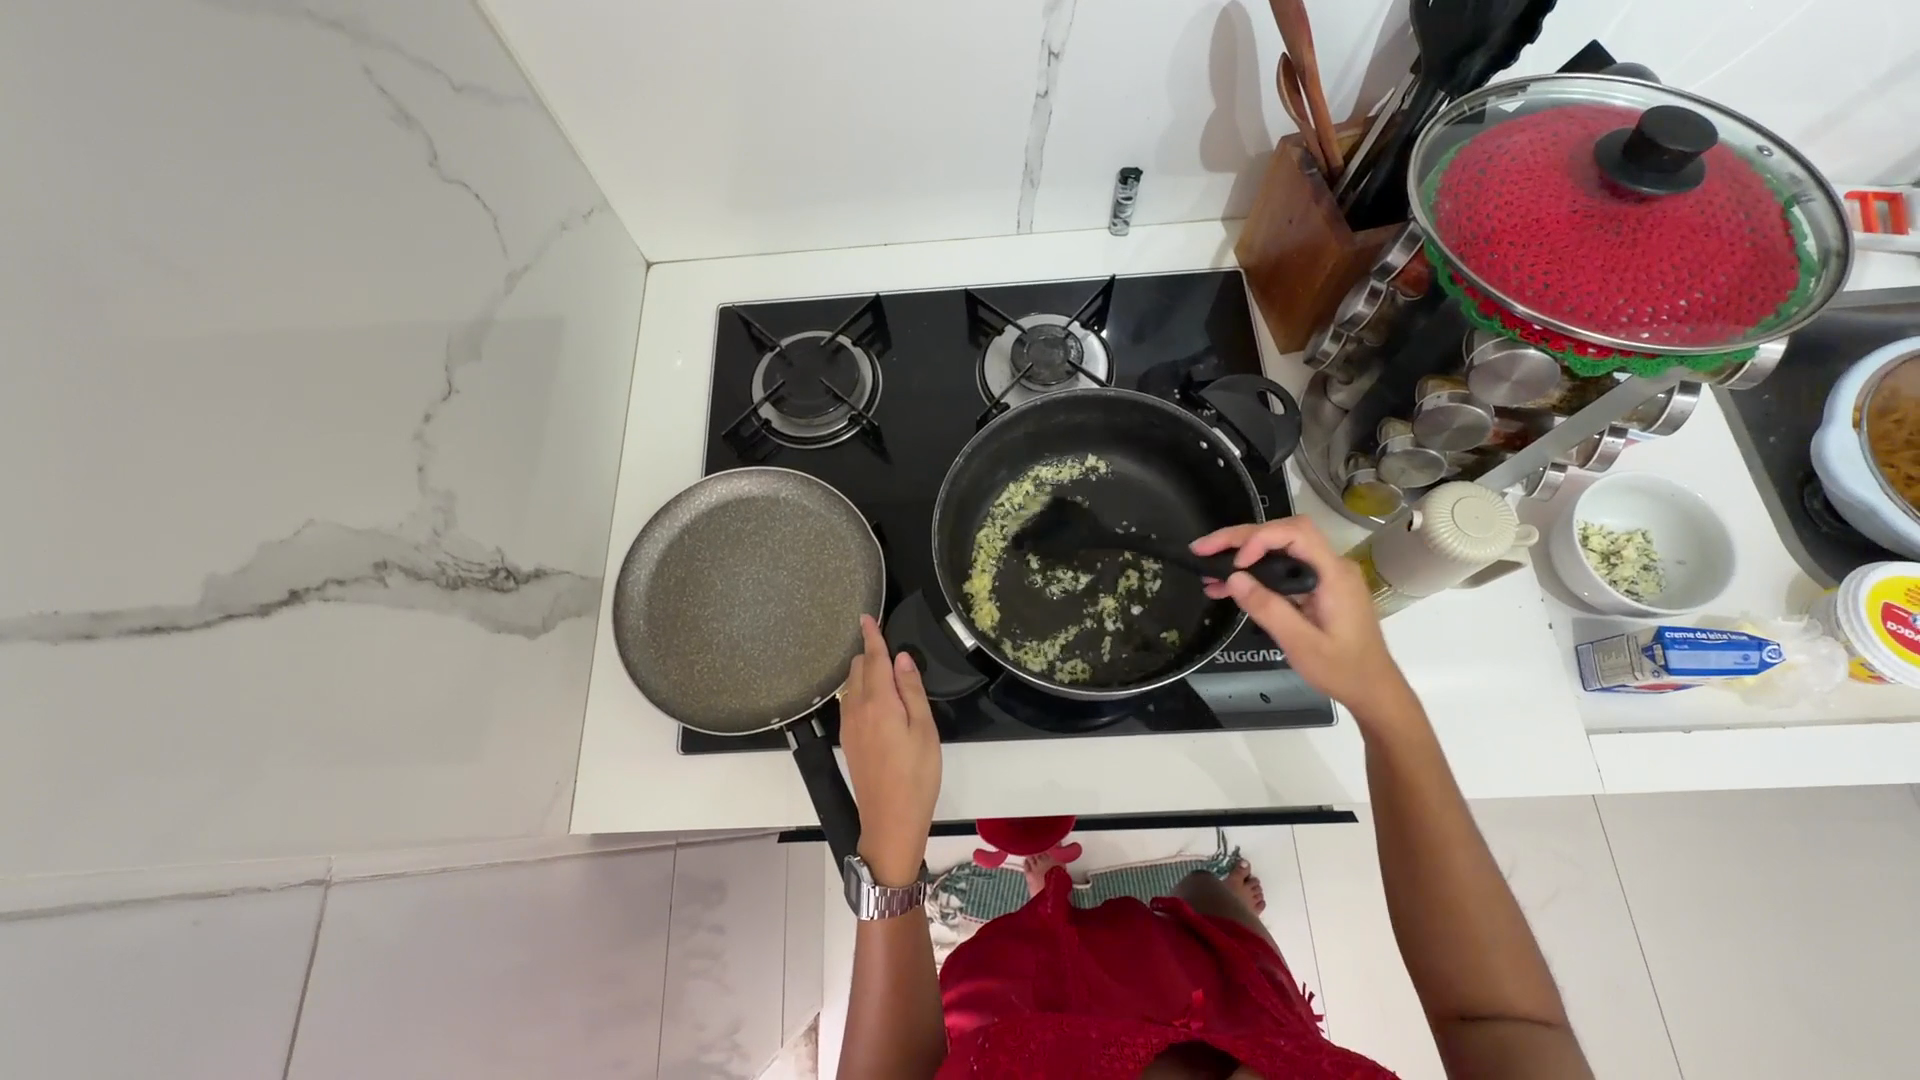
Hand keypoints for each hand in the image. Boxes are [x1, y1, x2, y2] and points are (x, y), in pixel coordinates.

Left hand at [839, 614, 941, 886]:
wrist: (890, 820)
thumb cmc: (917, 775)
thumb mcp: (925, 729)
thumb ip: (912, 690)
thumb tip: (902, 658)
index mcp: (879, 703)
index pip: (873, 659)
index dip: (872, 636)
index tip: (866, 617)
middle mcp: (857, 709)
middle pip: (858, 669)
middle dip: (871, 654)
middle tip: (891, 651)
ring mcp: (849, 726)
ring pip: (852, 686)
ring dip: (865, 673)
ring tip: (887, 674)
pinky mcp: (848, 740)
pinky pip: (850, 703)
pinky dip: (861, 691)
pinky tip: (878, 701)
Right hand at [1192, 517, 1412, 716]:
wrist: (1373, 689)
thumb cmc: (1342, 670)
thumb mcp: (1300, 644)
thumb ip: (1268, 608)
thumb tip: (1234, 578)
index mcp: (1333, 574)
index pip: (1296, 533)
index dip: (1260, 539)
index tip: (1235, 564)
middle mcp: (1332, 566)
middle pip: (1283, 534)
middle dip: (1240, 538)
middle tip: (1202, 549)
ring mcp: (1326, 575)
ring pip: (1279, 549)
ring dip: (1242, 554)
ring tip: (1207, 569)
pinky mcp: (1318, 587)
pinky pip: (1283, 569)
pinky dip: (1255, 573)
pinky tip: (1228, 586)